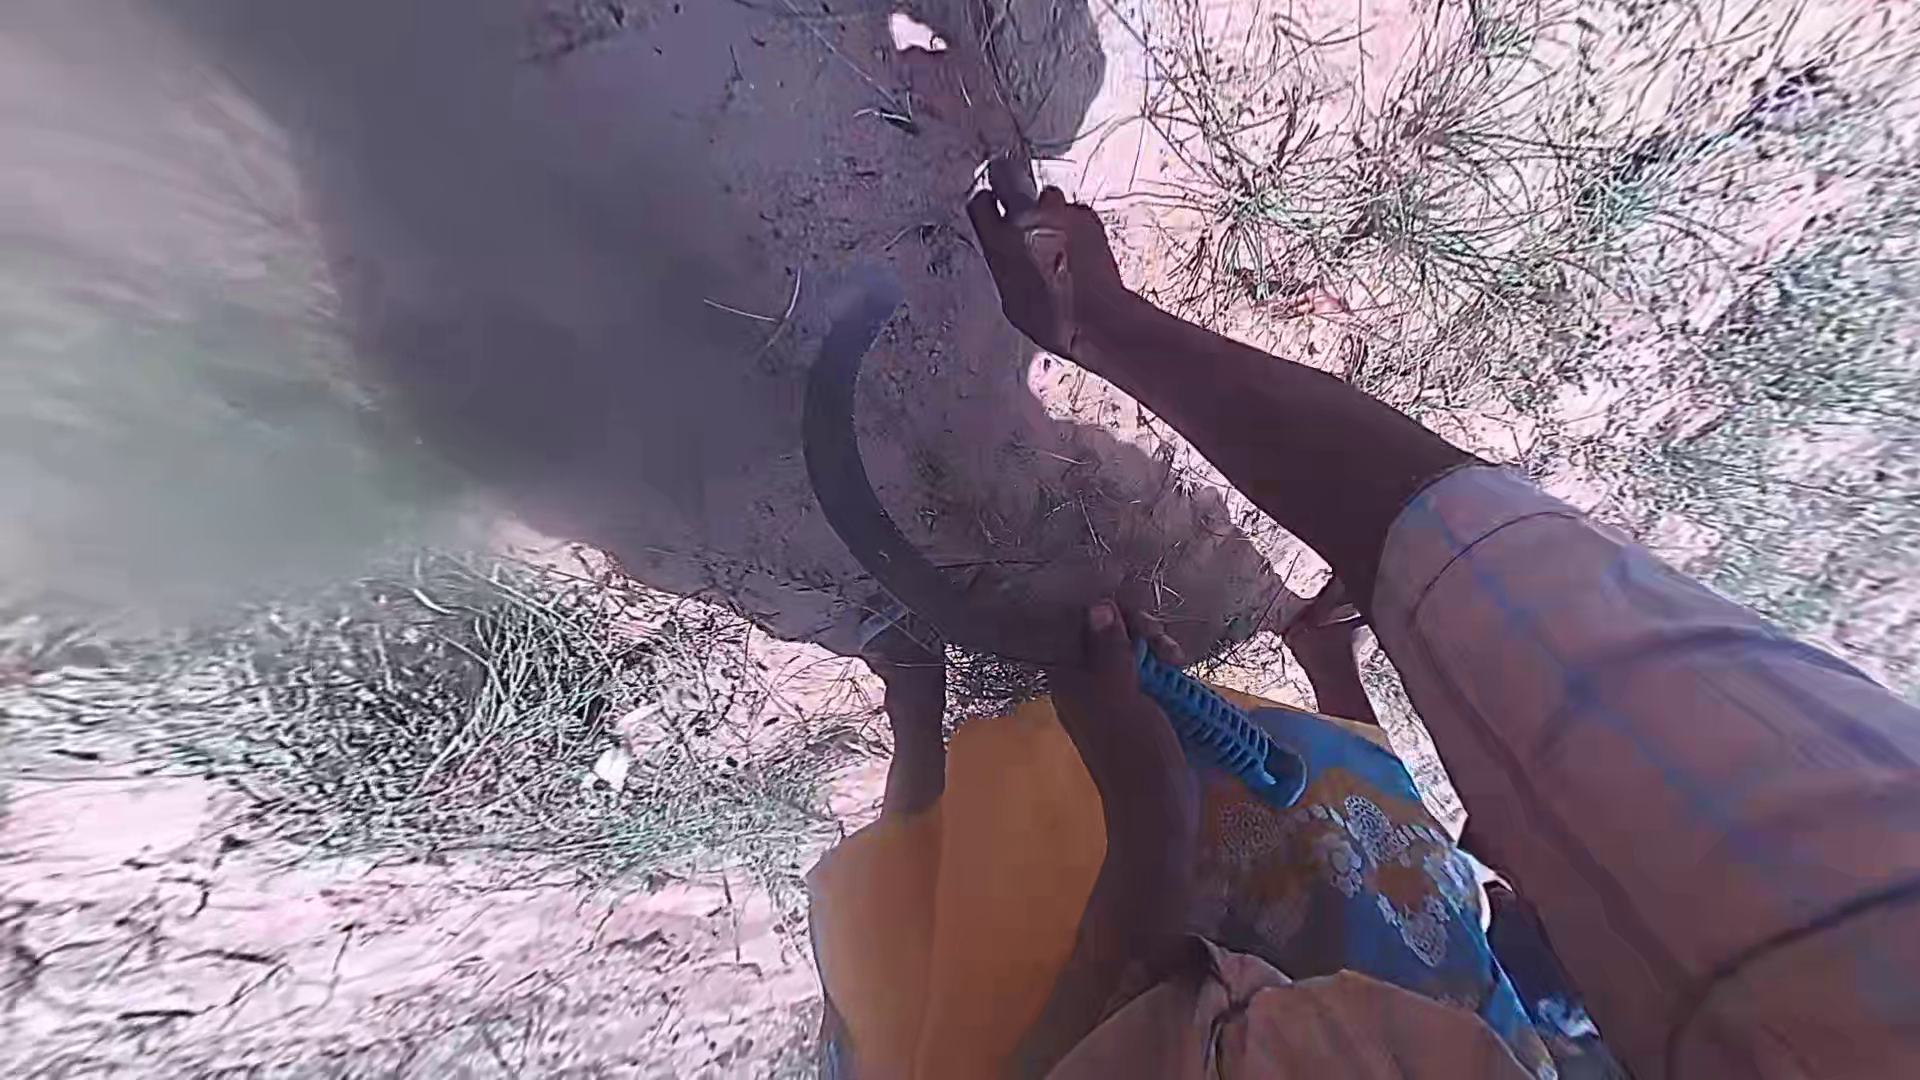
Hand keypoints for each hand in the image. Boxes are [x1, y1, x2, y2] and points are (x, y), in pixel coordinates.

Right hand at [966, 186, 1132, 364]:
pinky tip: (1074, 250)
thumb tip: (1007, 259)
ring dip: (1045, 211)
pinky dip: (1072, 226)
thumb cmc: (1054, 319)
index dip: (983, 204)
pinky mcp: (1085, 216)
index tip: (987, 206)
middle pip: (1006, 175)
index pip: (980, 203)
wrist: (1094, 318)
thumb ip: (1005, 266)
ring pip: (1045, 195)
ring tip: (1051, 237)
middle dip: (1004, 180)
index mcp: (999, 243)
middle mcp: (1026, 219)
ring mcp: (1058, 213)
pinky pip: (1073, 213)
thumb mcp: (1011, 300)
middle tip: (1007, 188)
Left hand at [1047, 603, 1197, 853]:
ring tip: (1176, 660)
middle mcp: (1084, 680)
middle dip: (1136, 628)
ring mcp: (1112, 691)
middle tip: (1162, 644)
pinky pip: (1145, 667)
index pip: (1076, 624)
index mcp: (1067, 677)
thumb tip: (1097, 606)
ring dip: (1154, 644)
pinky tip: (1179, 667)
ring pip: (1129, 647)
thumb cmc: (1135, 756)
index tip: (1133, 616)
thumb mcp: (1120, 698)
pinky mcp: (1137, 702)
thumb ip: (1108, 651)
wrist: (1159, 814)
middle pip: (1105, 632)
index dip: (1104, 612)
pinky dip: (1162, 662)